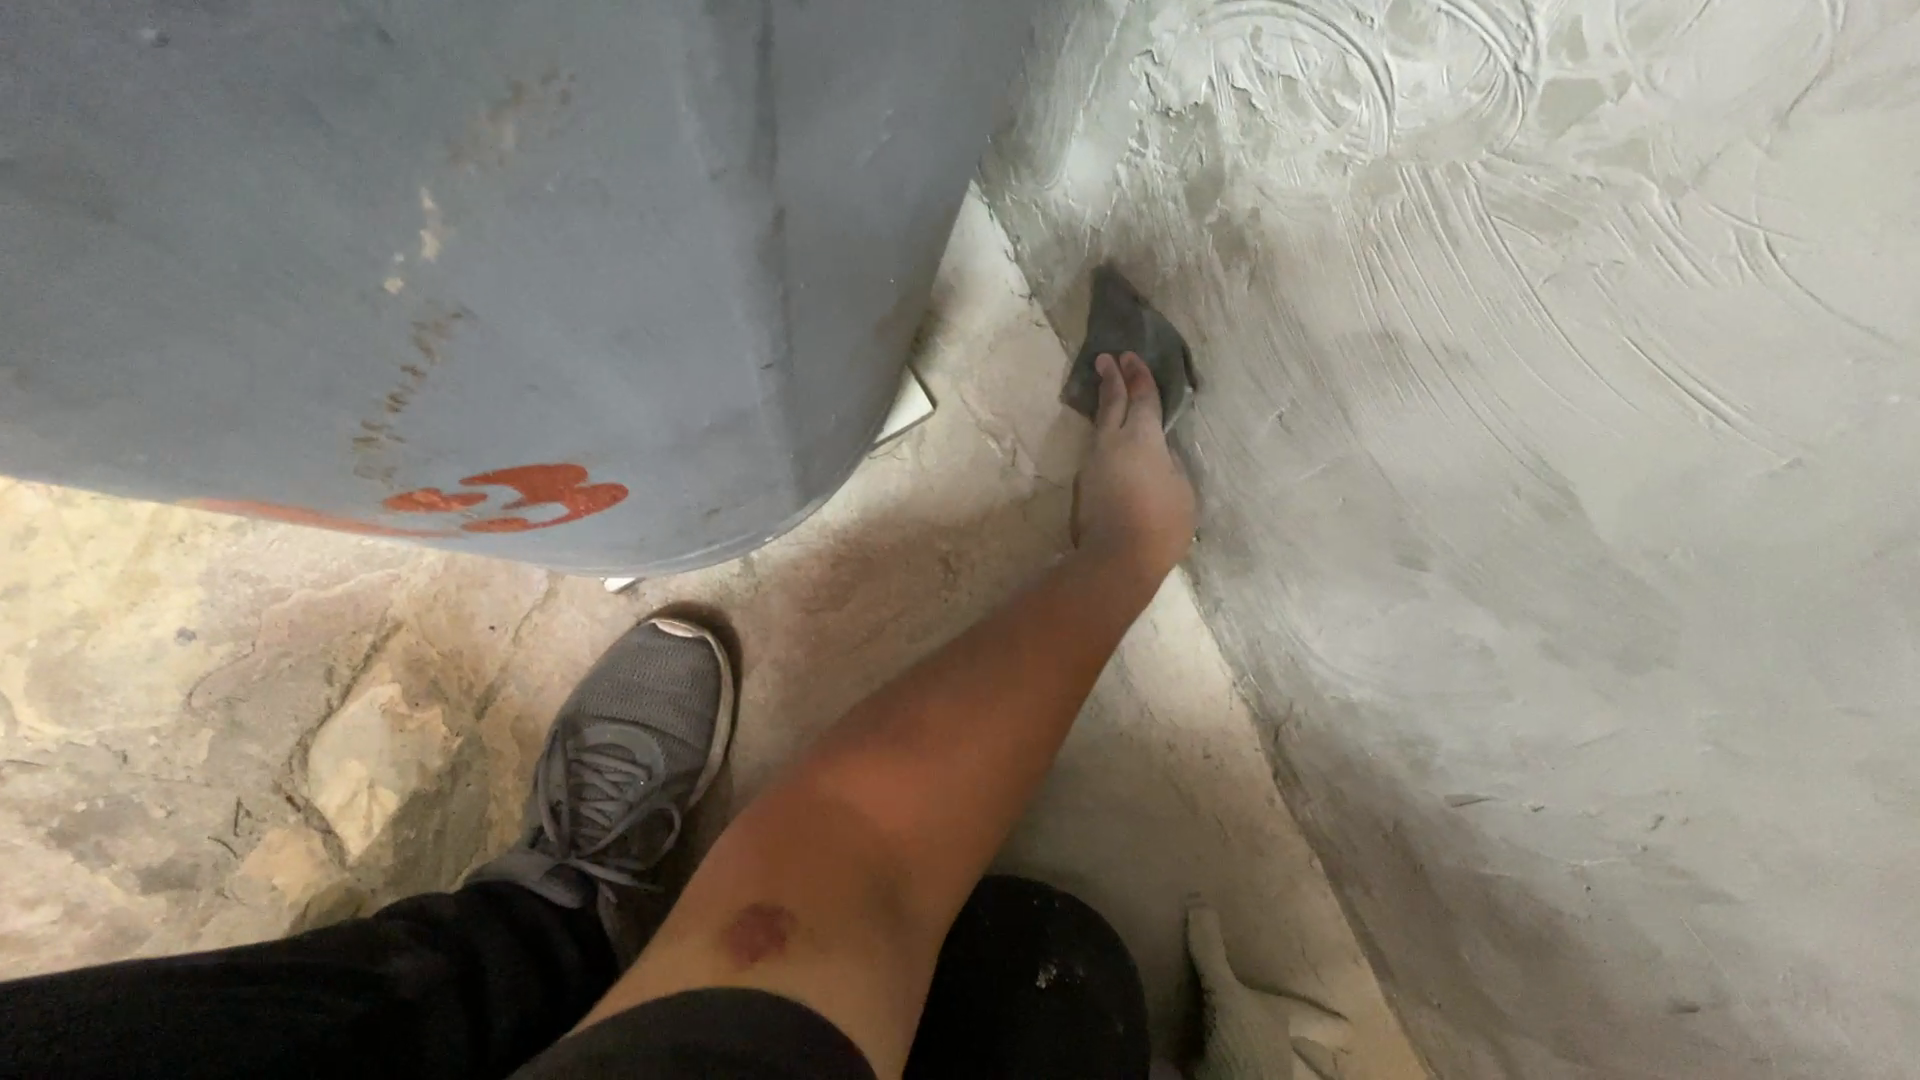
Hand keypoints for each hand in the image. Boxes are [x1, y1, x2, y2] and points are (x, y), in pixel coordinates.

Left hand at [1071, 352, 1196, 579]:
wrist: (1115, 559)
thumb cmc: (1161, 524)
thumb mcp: (1182, 489)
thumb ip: (1169, 463)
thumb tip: (1157, 454)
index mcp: (1141, 439)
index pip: (1142, 398)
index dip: (1139, 376)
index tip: (1130, 356)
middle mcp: (1111, 444)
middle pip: (1111, 404)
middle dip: (1111, 379)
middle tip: (1106, 359)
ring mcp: (1092, 464)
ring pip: (1100, 430)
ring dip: (1106, 411)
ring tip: (1110, 399)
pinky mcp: (1084, 486)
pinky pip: (1098, 454)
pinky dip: (1106, 443)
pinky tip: (1114, 449)